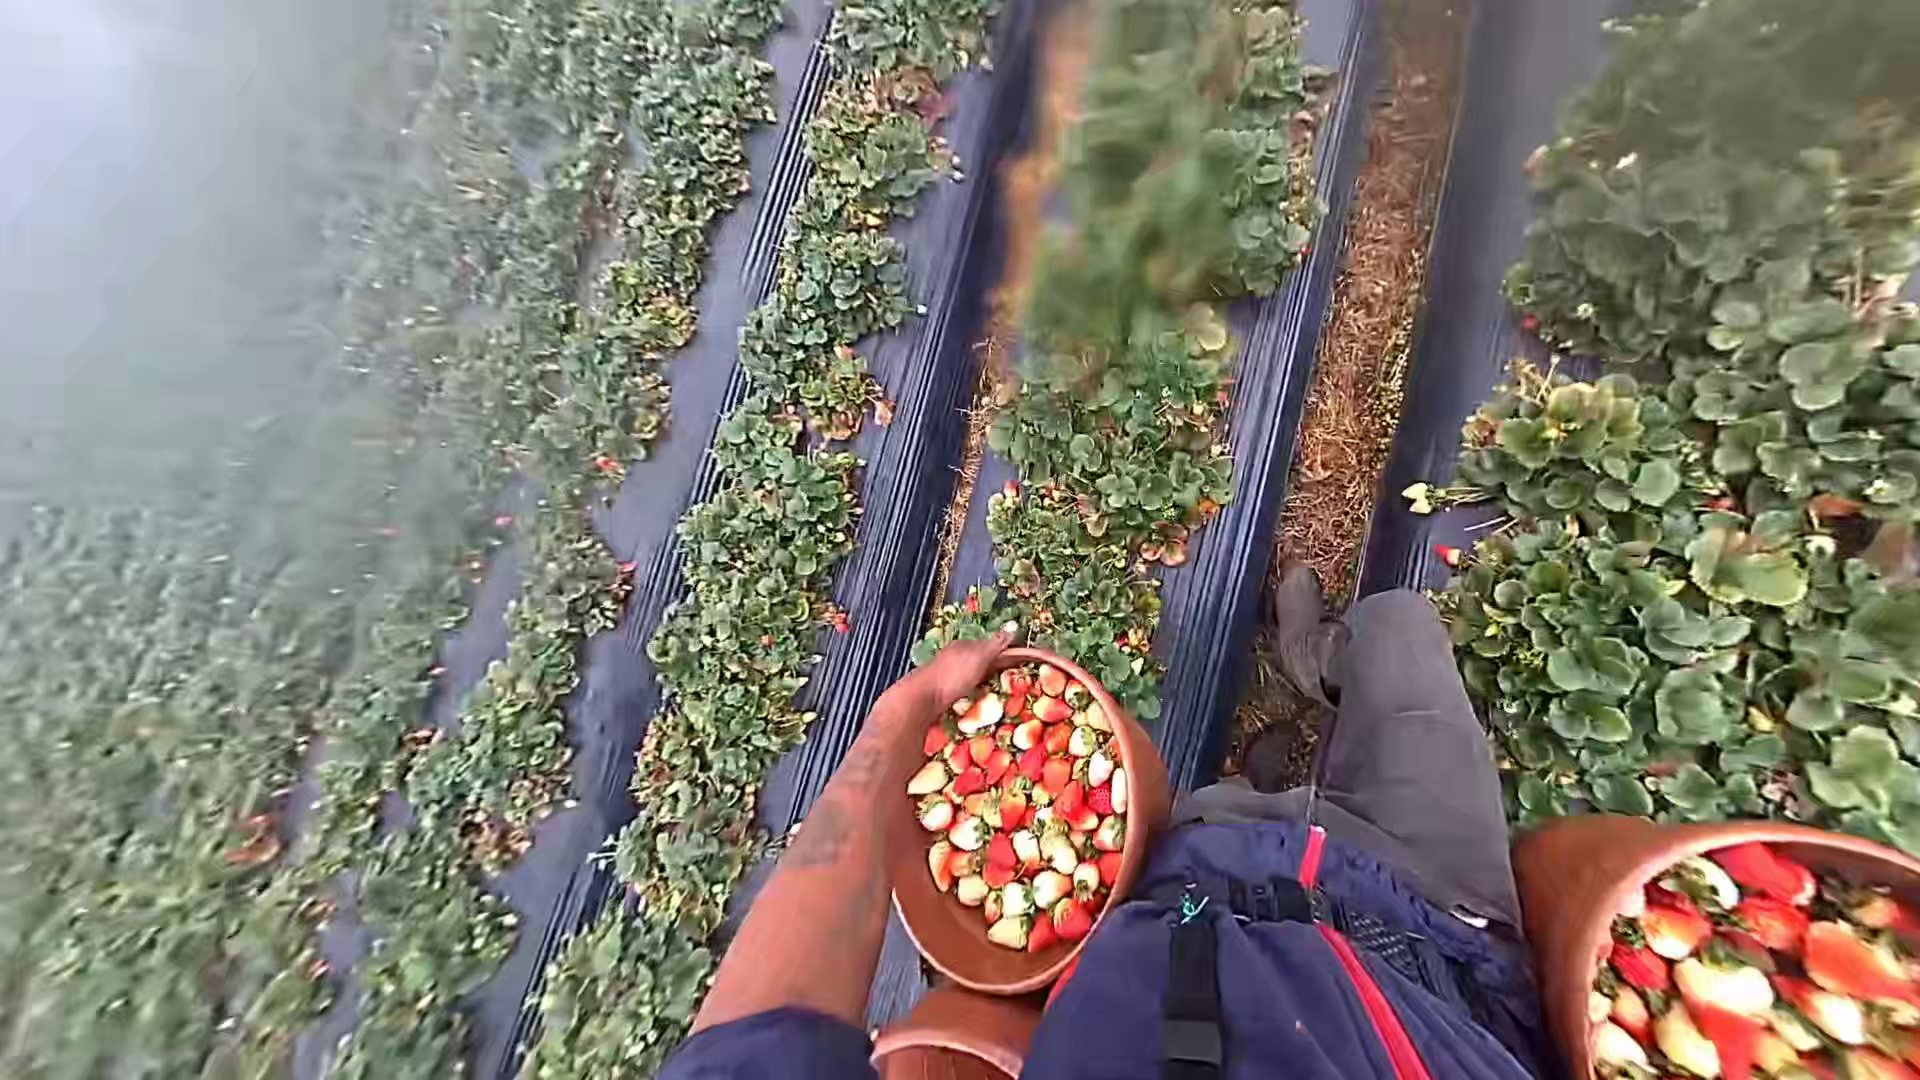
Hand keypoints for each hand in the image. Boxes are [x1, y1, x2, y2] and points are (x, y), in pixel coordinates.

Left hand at [916, 631, 1014, 710]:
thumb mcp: (979, 656)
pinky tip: (973, 698)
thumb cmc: (953, 674)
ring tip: (993, 690)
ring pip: (967, 673)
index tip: (1015, 662)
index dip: (1001, 652)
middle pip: (976, 658)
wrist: (923, 698)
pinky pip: (960, 687)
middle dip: (990, 666)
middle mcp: (952, 655)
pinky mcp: (939, 689)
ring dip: (979, 679)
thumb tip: (1012, 628)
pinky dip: (969, 690)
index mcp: (963, 645)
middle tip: (1007, 677)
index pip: (987, 644)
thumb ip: (995, 644)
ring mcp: (944, 672)